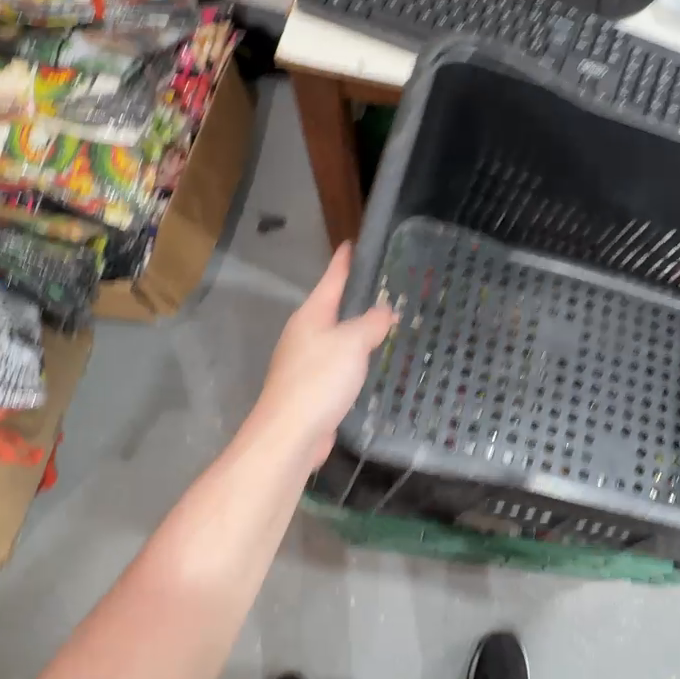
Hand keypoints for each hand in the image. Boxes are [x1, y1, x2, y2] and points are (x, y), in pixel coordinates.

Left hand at [250, 245, 395, 469]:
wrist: (290, 435)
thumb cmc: (318, 380)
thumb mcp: (351, 344)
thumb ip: (371, 323)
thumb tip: (386, 311)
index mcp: (311, 316)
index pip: (331, 280)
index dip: (344, 262)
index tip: (354, 244)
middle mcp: (305, 335)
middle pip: (334, 308)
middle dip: (357, 298)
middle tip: (388, 287)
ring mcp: (307, 363)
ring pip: (339, 339)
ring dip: (360, 331)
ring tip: (389, 324)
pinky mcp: (314, 389)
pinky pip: (341, 365)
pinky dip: (358, 360)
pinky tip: (375, 365)